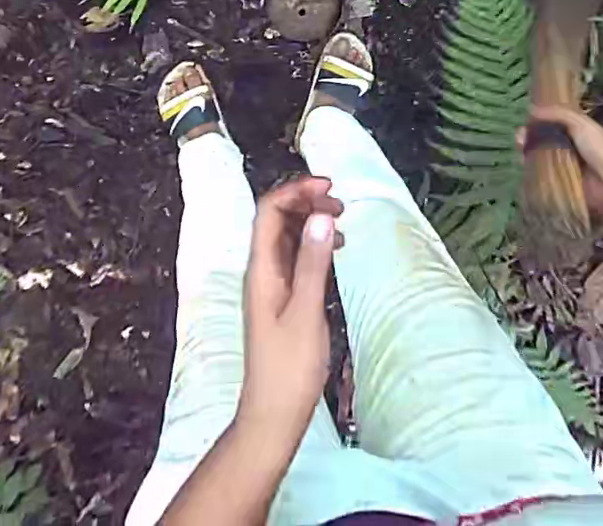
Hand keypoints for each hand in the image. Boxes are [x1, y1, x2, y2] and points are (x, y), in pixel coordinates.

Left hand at [239, 177, 342, 449]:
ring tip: (341, 220)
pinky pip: (295, 255)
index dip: (296, 190)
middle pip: (277, 217)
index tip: (329, 187)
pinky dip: (313, 243)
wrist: (273, 415)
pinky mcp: (282, 296)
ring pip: (287, 235)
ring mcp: (271, 282)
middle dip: (306, 200)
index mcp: (261, 267)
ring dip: (310, 219)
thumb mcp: (306, 312)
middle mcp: (262, 268)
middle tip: (340, 204)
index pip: (269, 210)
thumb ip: (313, 262)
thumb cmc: (289, 367)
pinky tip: (335, 248)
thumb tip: (321, 215)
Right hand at [523, 105, 602, 221]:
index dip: (539, 120)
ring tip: (520, 150)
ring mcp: (567, 166)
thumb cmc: (601, 149)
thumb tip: (531, 109)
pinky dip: (533, 170)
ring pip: (542, 156)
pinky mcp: (562, 183)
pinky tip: (524, 164)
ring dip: (529, 152)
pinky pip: (543, 174)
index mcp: (580, 131)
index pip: (554, 122)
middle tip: (519, 138)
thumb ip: (558, 114)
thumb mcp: (581, 124)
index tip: (526, 120)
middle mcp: (573, 147)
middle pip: (545, 139)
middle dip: (531, 136)